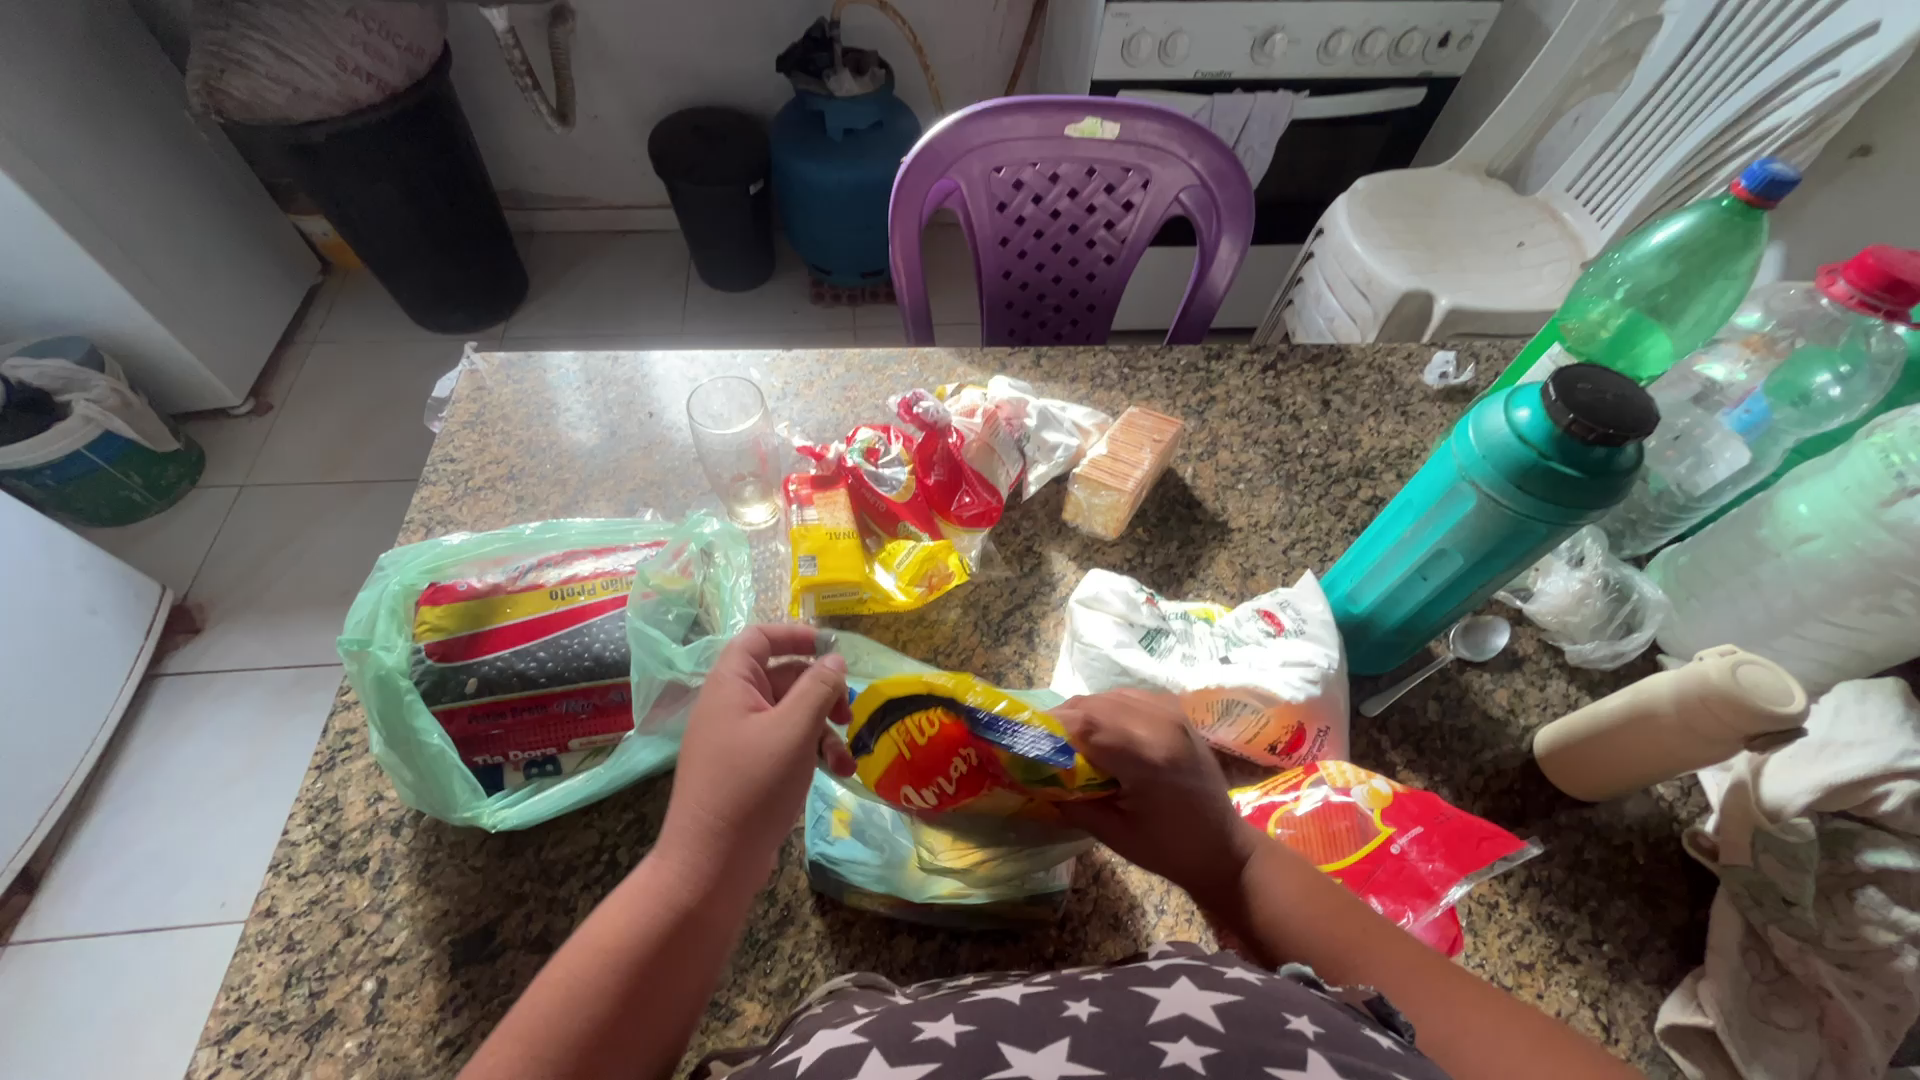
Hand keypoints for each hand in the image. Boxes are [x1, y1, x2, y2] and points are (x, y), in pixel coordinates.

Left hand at [657, 624, 853, 887]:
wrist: (711, 865)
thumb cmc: (751, 787)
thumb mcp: (793, 731)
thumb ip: (818, 689)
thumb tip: (835, 659)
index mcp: (731, 685)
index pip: (759, 638)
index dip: (795, 635)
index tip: (832, 647)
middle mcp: (731, 706)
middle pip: (782, 677)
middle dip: (821, 691)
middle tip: (849, 712)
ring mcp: (738, 740)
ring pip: (789, 715)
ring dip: (823, 729)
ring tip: (847, 757)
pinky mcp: (747, 770)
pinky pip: (784, 745)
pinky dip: (811, 752)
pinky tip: (836, 773)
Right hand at [1053, 688, 1262, 907]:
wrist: (1224, 848)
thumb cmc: (1169, 850)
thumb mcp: (1113, 833)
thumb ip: (1072, 800)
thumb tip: (1032, 780)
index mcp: (1148, 757)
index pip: (1086, 723)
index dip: (1049, 727)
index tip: (1022, 739)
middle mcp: (1161, 725)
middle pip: (1094, 704)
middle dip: (1061, 720)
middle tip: (1037, 741)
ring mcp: (1172, 714)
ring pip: (1109, 695)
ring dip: (1083, 713)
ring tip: (1065, 739)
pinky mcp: (1176, 713)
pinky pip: (1128, 697)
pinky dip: (1105, 708)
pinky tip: (1098, 732)